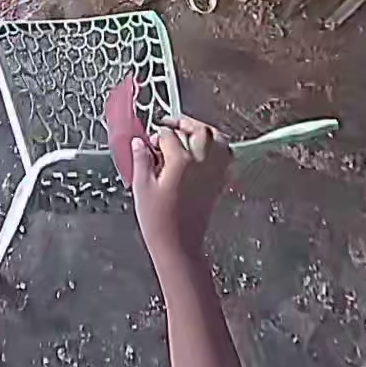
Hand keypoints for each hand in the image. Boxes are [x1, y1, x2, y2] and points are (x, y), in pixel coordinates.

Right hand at [130, 115, 232, 257]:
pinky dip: (218, 150)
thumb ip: (141, 160)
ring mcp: (213, 173)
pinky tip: (206, 152)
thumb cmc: (159, 220)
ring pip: (219, 140)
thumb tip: (139, 143)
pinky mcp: (218, 184)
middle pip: (200, 130)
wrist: (178, 244)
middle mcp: (202, 164)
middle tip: (170, 124)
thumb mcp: (142, 187)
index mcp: (181, 162)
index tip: (148, 140)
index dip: (156, 135)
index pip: (169, 135)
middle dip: (184, 122)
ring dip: (206, 132)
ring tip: (191, 132)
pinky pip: (226, 158)